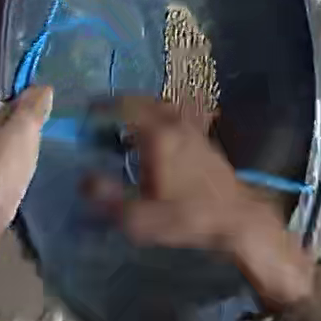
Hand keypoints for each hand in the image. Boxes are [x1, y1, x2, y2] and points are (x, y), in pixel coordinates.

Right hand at [86, 98, 313, 309]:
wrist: (237, 218)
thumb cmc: (189, 217)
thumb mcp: (142, 217)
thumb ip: (108, 199)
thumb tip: (83, 180)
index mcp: (158, 135)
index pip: (125, 107)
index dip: (102, 106)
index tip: (86, 111)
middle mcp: (174, 123)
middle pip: (143, 101)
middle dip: (120, 105)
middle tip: (100, 116)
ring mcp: (191, 128)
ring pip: (160, 106)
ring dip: (140, 110)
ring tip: (123, 125)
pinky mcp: (201, 138)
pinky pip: (173, 115)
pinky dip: (157, 117)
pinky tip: (151, 137)